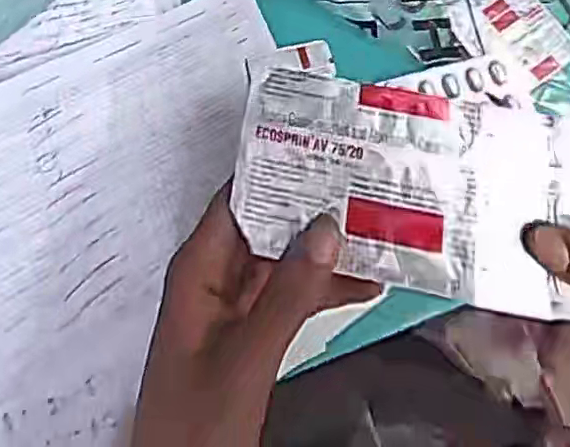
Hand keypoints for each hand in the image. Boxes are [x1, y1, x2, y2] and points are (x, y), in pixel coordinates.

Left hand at [133, 187, 380, 446]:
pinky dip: (320, 289)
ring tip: (373, 228)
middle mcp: (214, 276)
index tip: (320, 149)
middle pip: (265, 223)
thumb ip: (287, 294)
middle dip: (310, 207)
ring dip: (323, 251)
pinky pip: (287, 296)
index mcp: (199, 267)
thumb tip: (326, 229)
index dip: (276, 168)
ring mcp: (231, 305)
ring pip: (281, 260)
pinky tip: (360, 284)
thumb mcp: (246, 357)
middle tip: (360, 182)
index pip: (238, 197)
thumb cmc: (196, 423)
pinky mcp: (247, 333)